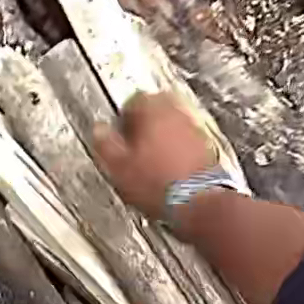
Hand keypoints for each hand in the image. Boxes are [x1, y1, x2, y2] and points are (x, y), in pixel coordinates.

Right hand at [92, 93, 215, 220]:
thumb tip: (97, 131)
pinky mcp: (206, 146)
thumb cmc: (157, 184)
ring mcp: (194, 128)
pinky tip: (165, 171)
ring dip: (158, 138)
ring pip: (170, 125)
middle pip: (154, 109)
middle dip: (142, 125)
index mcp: (152, 110)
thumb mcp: (118, 166)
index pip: (132, 101)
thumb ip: (105, 144)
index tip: (115, 135)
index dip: (121, 119)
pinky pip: (184, 141)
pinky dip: (174, 151)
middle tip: (130, 146)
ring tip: (146, 162)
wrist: (197, 203)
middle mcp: (176, 112)